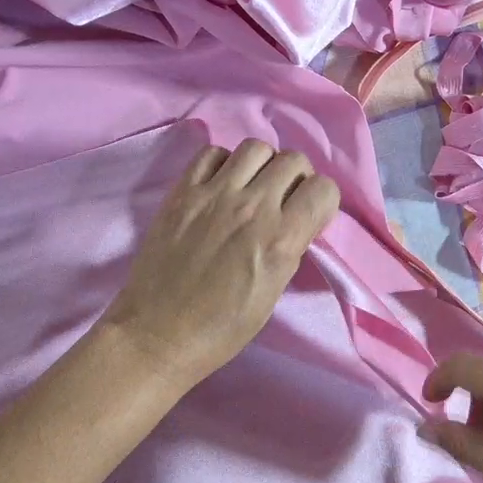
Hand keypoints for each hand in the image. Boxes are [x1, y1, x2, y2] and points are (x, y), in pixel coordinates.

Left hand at [101, 139, 339, 386]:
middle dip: (297, 178)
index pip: (323, 189)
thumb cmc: (223, 327)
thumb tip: (296, 220)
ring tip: (252, 187)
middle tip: (283, 199)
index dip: (322, 200)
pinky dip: (224, 164)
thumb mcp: (274, 291)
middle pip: (293, 160)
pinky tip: (221, 186)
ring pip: (256, 148)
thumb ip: (290, 247)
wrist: (159, 334)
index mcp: (281, 239)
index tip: (310, 214)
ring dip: (263, 165)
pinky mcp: (182, 192)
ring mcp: (213, 195)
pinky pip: (212, 153)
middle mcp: (252, 207)